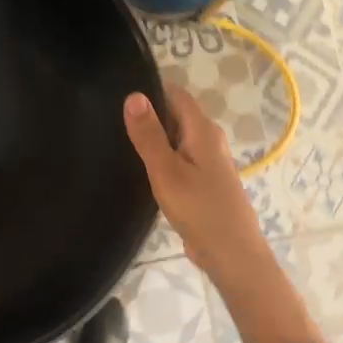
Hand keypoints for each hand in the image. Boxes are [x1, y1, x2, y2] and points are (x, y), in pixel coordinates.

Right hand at [124, 83, 273, 282]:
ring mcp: (210, 164)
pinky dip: (163, 159)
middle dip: (150, 114)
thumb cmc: (199, 209)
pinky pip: (181, 160)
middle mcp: (210, 141)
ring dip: (156, 139)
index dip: (152, 89)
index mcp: (203, 131)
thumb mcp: (166, 170)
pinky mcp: (205, 184)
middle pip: (177, 116)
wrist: (230, 252)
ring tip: (121, 141)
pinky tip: (143, 170)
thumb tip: (134, 95)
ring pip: (178, 140)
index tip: (120, 90)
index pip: (177, 95)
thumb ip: (149, 135)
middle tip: (112, 117)